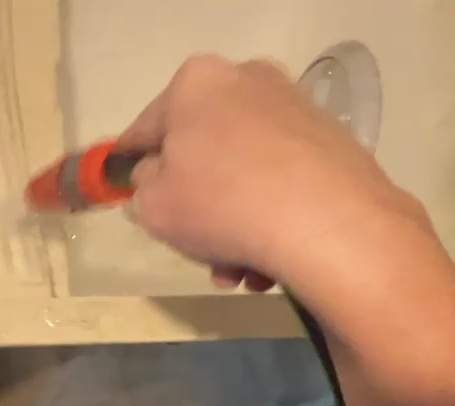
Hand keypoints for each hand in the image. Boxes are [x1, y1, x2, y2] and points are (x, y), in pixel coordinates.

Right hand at [118, 55, 432, 292]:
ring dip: (231, 231)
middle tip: (194, 251)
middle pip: (201, 157)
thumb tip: (157, 179)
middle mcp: (247, 82)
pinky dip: (265, 226)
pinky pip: (277, 189)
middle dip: (196, 211)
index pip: (146, 128)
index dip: (131, 165)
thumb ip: (144, 189)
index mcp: (195, 84)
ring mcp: (292, 110)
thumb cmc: (218, 204)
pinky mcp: (327, 143)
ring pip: (241, 180)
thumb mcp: (152, 206)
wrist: (321, 220)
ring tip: (236, 274)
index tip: (126, 191)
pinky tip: (264, 266)